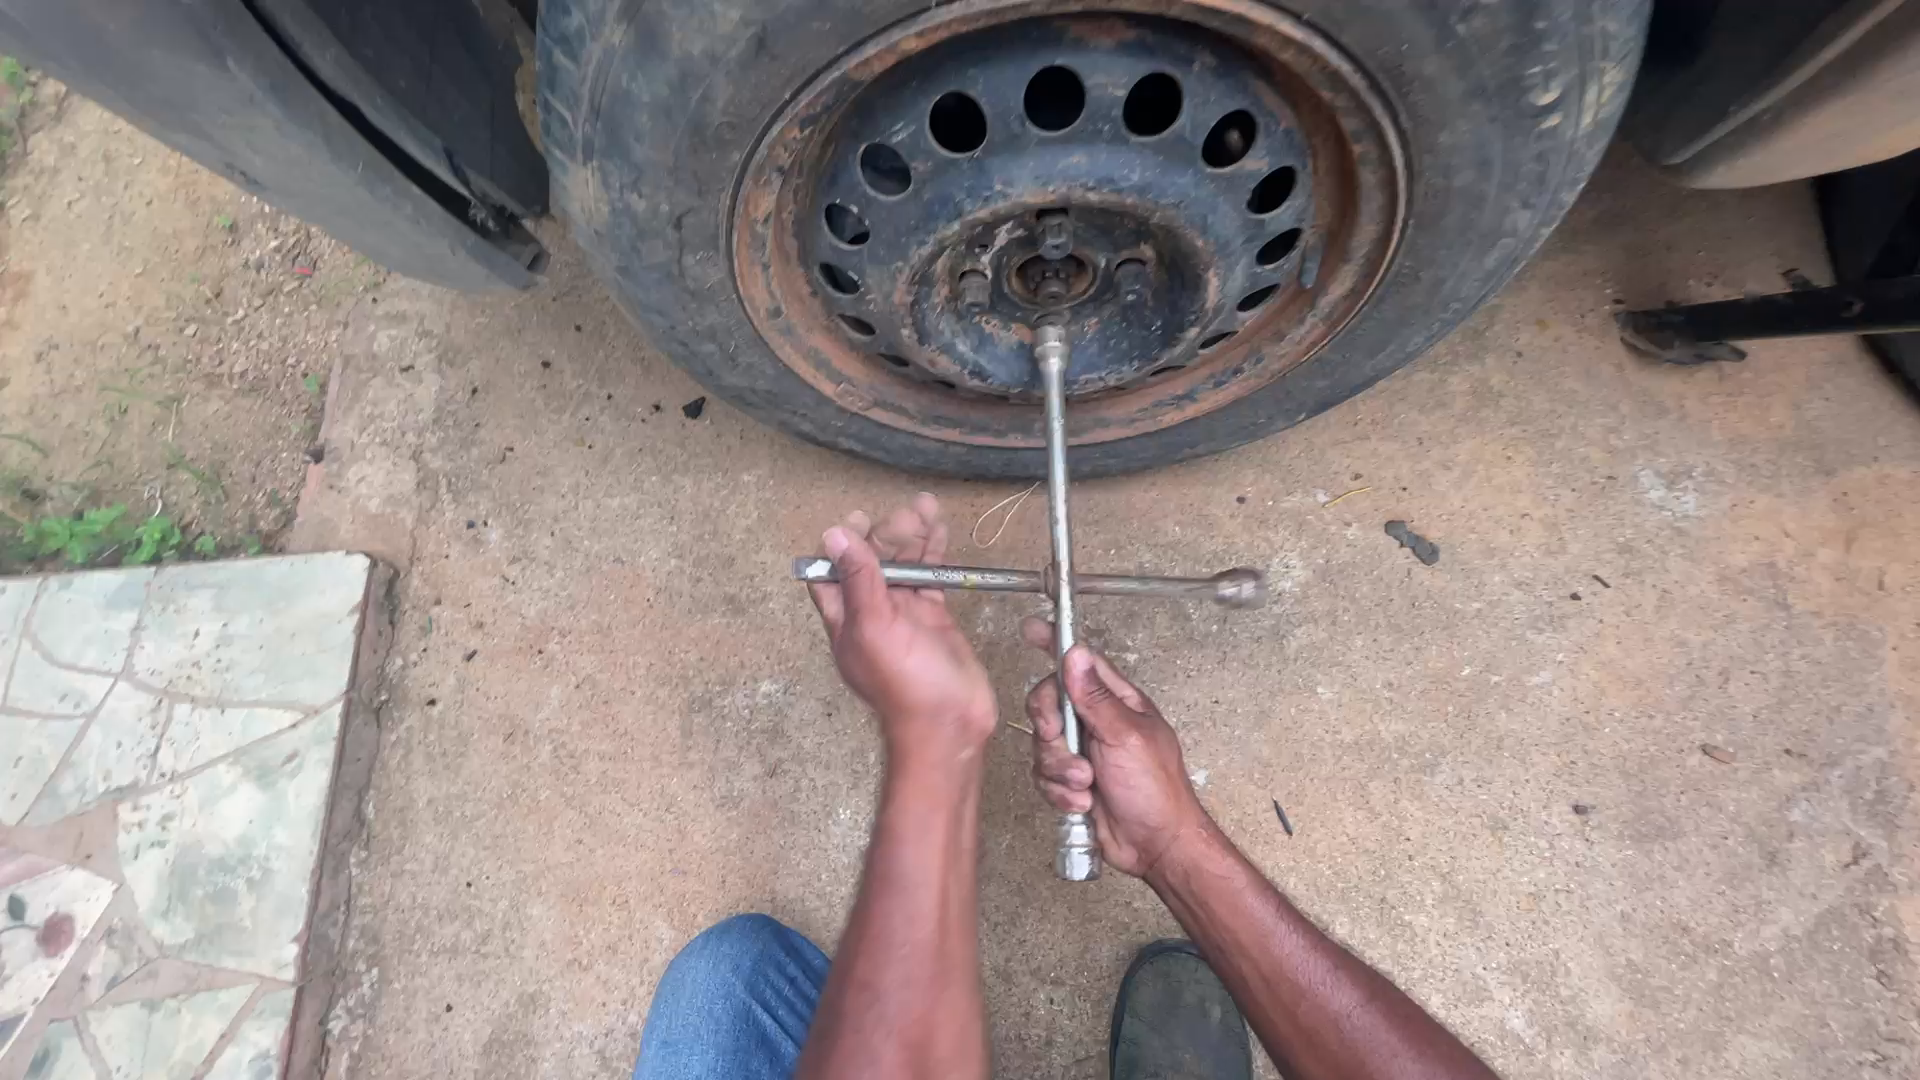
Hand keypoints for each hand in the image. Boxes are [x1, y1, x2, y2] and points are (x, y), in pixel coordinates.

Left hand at [809, 494, 996, 770]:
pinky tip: (940, 531)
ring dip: (913, 535)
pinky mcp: (932, 618)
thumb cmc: (907, 688)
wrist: (950, 724)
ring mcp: (903, 615)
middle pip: (872, 561)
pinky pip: (930, 577)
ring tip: (927, 506)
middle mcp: (871, 613)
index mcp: (845, 618)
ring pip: (903, 564)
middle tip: (908, 514)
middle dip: (887, 533)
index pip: (831, 571)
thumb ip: (858, 580)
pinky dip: (934, 553)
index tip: (859, 519)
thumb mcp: (875, 628)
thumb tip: (834, 535)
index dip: (840, 544)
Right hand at [1022, 619, 1215, 879]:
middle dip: (1050, 728)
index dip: (1054, 643)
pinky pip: (1042, 774)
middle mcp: (1095, 720)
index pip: (1080, 661)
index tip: (1031, 629)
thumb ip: (1095, 697)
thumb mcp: (1126, 737)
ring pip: (1041, 743)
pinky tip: (1083, 802)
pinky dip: (1058, 791)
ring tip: (1086, 785)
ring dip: (1059, 769)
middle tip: (1063, 740)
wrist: (1155, 847)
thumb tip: (1075, 653)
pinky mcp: (1069, 779)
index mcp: (1116, 701)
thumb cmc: (1157, 790)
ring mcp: (1081, 750)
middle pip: (1048, 702)